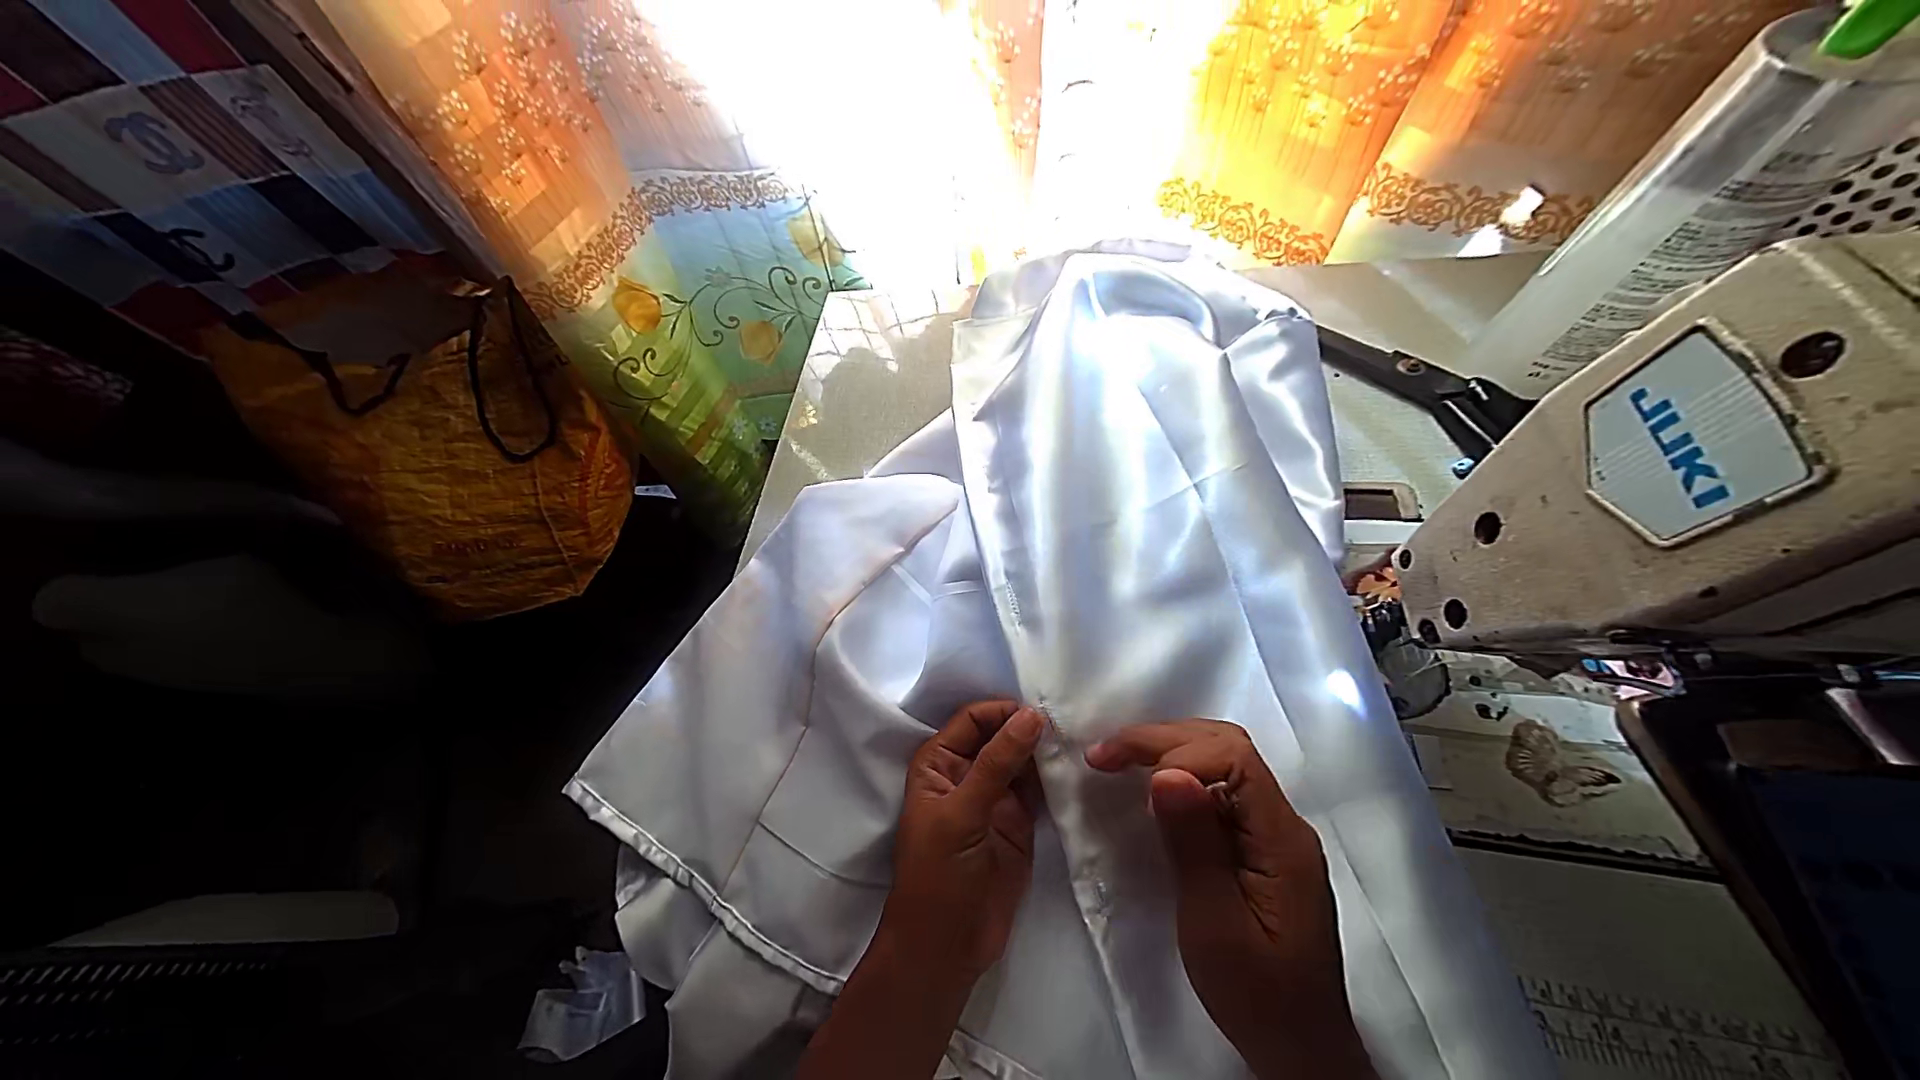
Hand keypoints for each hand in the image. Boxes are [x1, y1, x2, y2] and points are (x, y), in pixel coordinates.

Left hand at [796, 701, 1043, 1079]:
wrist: (948, 947)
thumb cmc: (939, 874)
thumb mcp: (962, 813)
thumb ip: (996, 763)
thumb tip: (1031, 715)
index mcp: (938, 762)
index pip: (972, 719)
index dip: (1002, 711)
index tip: (1041, 712)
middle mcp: (966, 772)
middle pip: (999, 734)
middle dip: (1027, 726)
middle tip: (1068, 721)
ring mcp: (994, 796)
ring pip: (1021, 758)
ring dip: (1044, 749)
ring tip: (1078, 737)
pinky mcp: (1018, 820)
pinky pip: (1038, 787)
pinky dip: (1054, 776)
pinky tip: (1075, 765)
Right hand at [1087, 720, 1375, 1079]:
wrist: (1300, 1050)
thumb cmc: (1256, 995)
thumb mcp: (1214, 926)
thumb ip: (1193, 845)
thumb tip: (1165, 773)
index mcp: (1281, 838)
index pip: (1234, 758)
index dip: (1177, 752)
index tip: (1127, 777)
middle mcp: (1282, 823)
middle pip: (1228, 747)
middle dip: (1163, 739)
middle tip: (1105, 754)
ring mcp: (1272, 831)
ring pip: (1224, 759)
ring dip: (1168, 749)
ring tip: (1118, 759)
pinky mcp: (1258, 844)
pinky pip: (1220, 786)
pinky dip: (1179, 772)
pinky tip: (1151, 784)